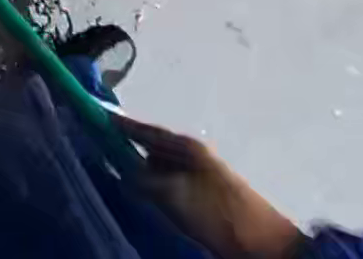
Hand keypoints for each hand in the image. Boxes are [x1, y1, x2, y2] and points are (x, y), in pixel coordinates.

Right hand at [115, 116, 304, 258]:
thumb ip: (141, 178)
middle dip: (123, 153)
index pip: (139, 127)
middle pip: (146, 148)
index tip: (85, 116)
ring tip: (118, 183)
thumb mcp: (175, 194)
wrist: (276, 255)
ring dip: (139, 177)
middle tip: (97, 157)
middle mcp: (191, 157)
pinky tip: (142, 202)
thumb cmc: (223, 215)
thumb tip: (119, 169)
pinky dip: (153, 194)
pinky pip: (168, 191)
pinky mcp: (204, 203)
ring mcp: (200, 180)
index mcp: (185, 145)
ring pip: (156, 171)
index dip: (113, 122)